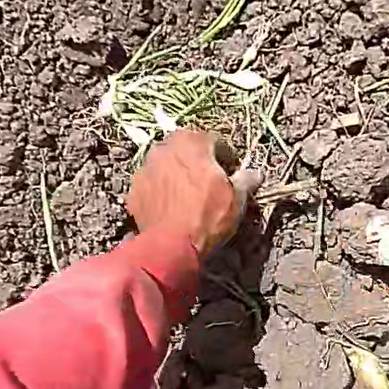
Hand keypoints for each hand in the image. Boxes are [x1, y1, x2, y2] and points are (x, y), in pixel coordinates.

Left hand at [126, 128, 259, 257]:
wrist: (170, 247)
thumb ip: (246, 179)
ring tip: (188, 199)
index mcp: (191, 141)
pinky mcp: (133, 190)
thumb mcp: (237, 198)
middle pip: (186, 152)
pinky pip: (152, 186)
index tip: (231, 175)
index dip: (226, 159)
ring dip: (177, 177)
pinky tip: (170, 210)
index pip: (215, 142)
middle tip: (208, 186)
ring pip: (166, 167)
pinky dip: (160, 193)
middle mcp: (163, 148)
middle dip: (198, 164)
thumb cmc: (207, 216)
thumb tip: (255, 174)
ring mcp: (145, 169)